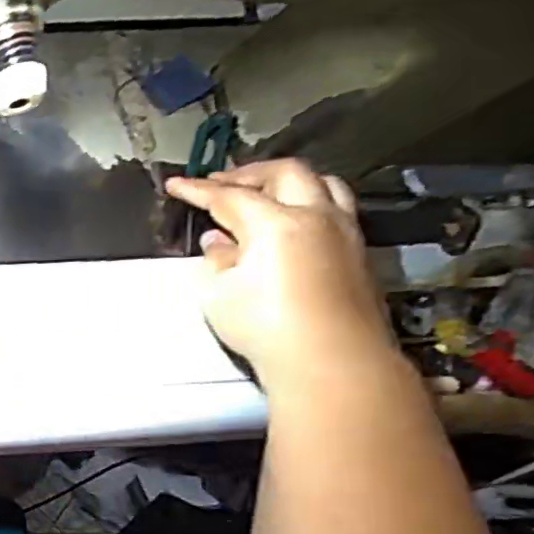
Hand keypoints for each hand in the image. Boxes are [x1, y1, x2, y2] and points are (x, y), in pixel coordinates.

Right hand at [165, 159, 395, 390]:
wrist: (329, 359)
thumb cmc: (266, 327)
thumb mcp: (219, 296)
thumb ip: (216, 261)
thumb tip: (218, 243)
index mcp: (276, 223)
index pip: (230, 196)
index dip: (198, 190)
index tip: (177, 184)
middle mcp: (316, 216)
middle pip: (284, 173)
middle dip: (248, 174)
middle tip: (221, 183)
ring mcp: (343, 232)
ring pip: (321, 183)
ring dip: (287, 182)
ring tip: (263, 193)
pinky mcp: (357, 252)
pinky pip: (335, 208)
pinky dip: (307, 202)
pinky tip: (290, 222)